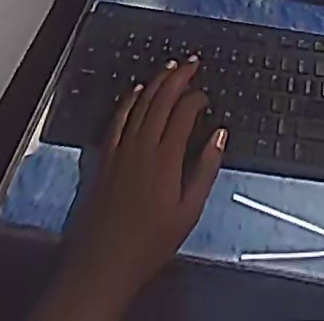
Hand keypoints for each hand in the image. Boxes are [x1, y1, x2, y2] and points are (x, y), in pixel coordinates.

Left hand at [31, 59, 226, 320]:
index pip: (184, 113)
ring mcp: (122, 147)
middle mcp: (143, 145)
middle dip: (179, 76)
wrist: (104, 261)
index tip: (205, 96)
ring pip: (141, 102)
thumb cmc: (150, 242)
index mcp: (166, 158)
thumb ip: (206, 169)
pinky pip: (118, 117)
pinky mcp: (106, 154)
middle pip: (162, 99)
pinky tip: (136, 89)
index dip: (196, 98)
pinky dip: (129, 99)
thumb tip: (219, 135)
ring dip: (157, 81)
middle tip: (192, 62)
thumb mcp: (189, 211)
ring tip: (170, 66)